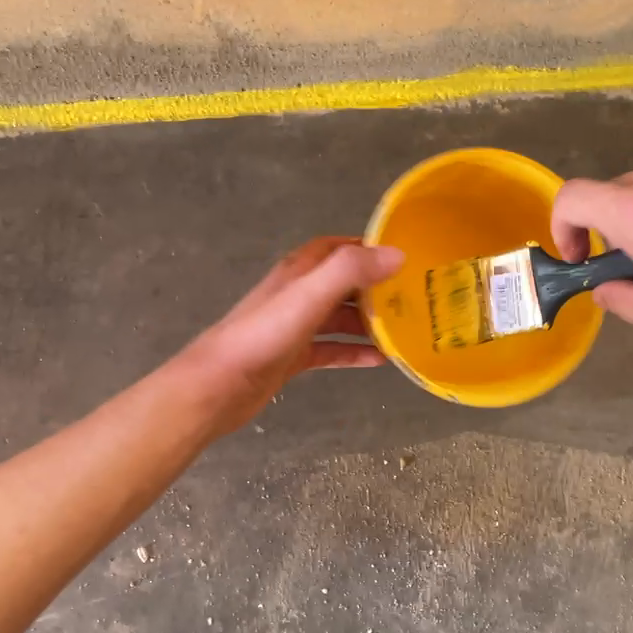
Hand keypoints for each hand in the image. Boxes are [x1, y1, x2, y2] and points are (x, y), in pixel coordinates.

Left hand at [172, 236, 403, 434]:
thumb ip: (350, 270)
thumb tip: (396, 254)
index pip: (337, 248)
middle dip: (375, 288)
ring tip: (404, 331)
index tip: (402, 256)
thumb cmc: (264, 335)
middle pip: (342, 284)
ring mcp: (294, 327)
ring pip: (339, 318)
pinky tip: (379, 361)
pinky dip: (354, 352)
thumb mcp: (309, 295)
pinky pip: (331, 349)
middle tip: (412, 298)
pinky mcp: (293, 357)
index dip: (367, 248)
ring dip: (368, 322)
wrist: (220, 385)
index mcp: (298, 272)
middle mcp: (297, 294)